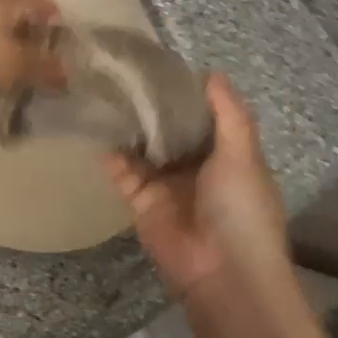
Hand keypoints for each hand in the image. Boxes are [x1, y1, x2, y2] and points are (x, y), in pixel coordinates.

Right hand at [105, 75, 292, 299]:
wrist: (222, 273)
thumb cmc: (241, 210)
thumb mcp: (243, 157)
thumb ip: (229, 116)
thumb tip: (212, 73)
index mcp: (227, 157)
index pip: (203, 117)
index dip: (184, 93)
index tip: (159, 63)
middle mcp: (196, 167)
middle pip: (169, 129)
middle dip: (149, 106)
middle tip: (120, 71)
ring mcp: (166, 184)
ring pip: (142, 147)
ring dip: (127, 126)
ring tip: (101, 91)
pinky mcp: (140, 200)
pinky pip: (121, 171)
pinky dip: (109, 152)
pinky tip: (94, 126)